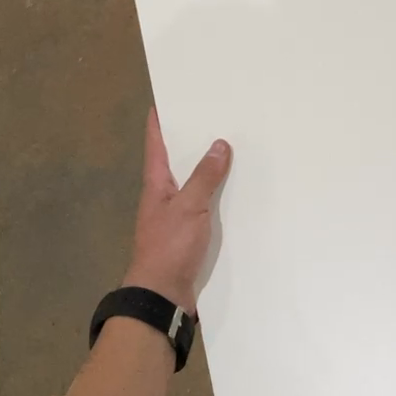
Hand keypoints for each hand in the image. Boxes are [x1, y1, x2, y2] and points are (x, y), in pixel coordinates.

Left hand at [121, 108, 231, 312]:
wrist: (163, 298)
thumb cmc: (168, 248)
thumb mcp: (188, 207)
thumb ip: (205, 176)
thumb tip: (220, 143)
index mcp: (157, 183)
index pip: (156, 143)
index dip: (159, 120)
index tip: (166, 97)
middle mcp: (165, 195)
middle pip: (178, 159)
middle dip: (193, 138)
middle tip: (217, 114)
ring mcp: (178, 215)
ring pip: (195, 181)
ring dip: (210, 166)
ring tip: (236, 144)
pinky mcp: (192, 233)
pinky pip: (208, 203)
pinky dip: (220, 192)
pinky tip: (240, 187)